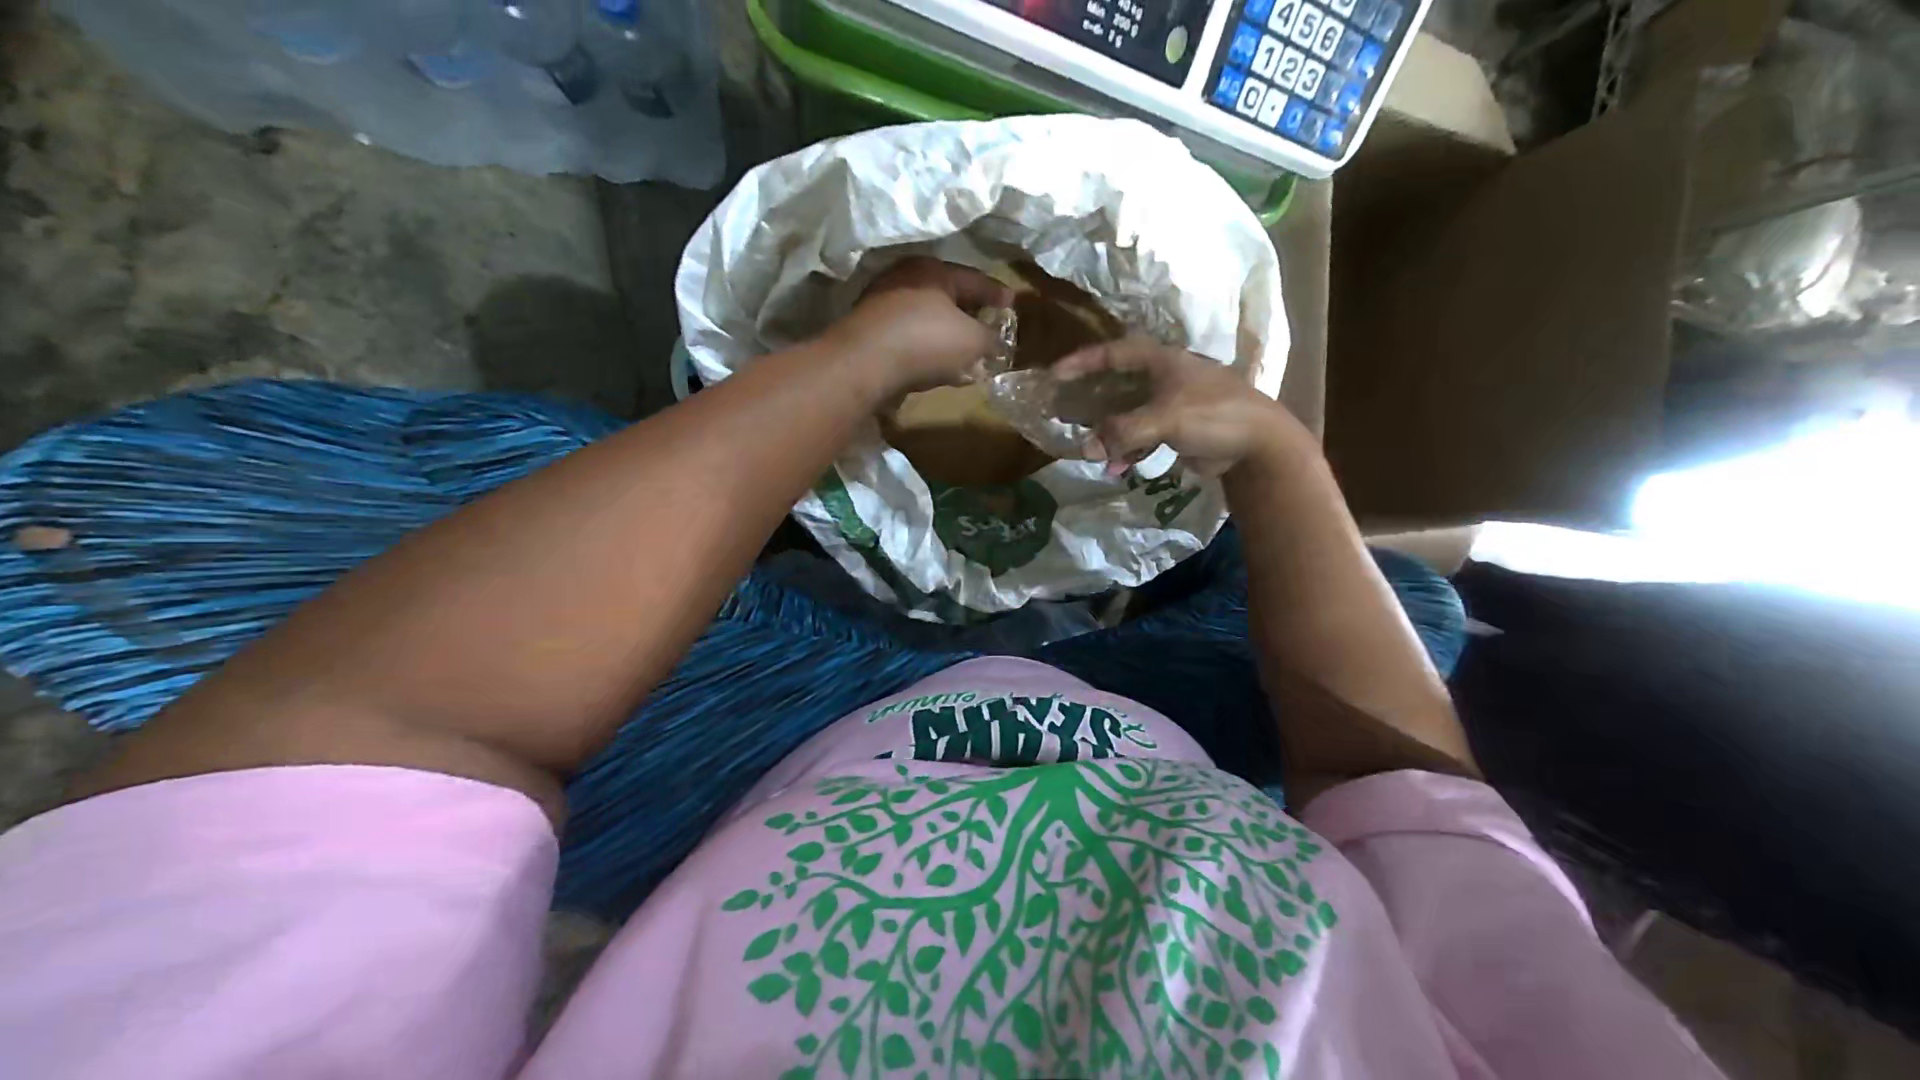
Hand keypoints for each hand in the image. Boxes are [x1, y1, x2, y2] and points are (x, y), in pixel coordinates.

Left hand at [824, 257, 1013, 400]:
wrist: (864, 364)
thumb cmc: (926, 340)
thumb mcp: (972, 340)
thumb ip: (990, 339)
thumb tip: (995, 343)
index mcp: (933, 270)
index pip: (975, 279)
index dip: (997, 293)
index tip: (1011, 303)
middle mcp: (904, 279)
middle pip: (947, 297)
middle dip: (969, 316)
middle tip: (988, 330)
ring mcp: (882, 305)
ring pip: (926, 320)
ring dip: (947, 338)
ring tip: (965, 358)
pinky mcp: (869, 333)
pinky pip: (909, 339)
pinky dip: (926, 351)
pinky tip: (937, 370)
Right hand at [1053, 337, 1308, 478]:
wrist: (1258, 444)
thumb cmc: (1213, 415)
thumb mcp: (1162, 419)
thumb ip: (1121, 432)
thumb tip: (1086, 448)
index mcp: (1162, 361)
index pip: (1114, 352)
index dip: (1083, 361)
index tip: (1055, 374)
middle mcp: (1165, 378)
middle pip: (1117, 385)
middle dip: (1090, 401)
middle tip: (1063, 412)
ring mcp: (1171, 405)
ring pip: (1128, 415)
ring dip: (1108, 433)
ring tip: (1087, 449)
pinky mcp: (1178, 430)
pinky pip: (1142, 438)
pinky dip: (1127, 451)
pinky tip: (1116, 468)